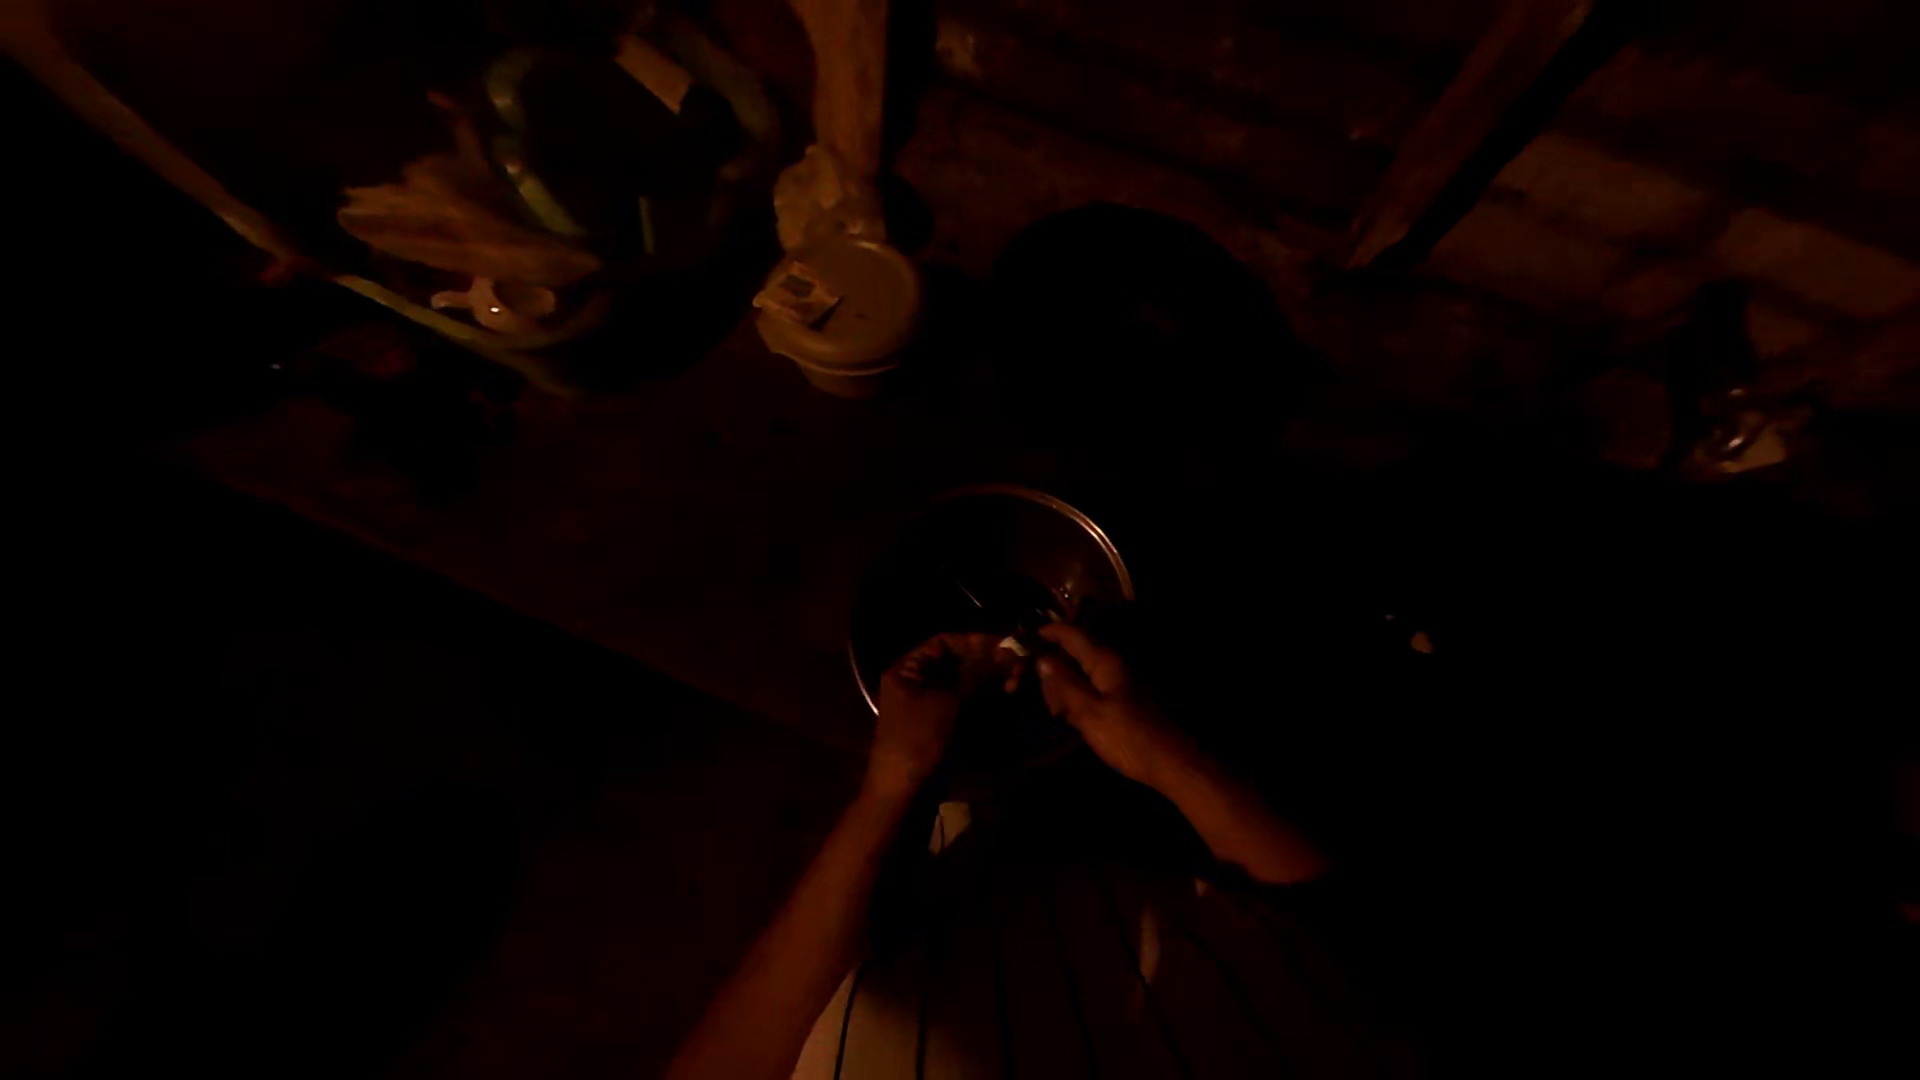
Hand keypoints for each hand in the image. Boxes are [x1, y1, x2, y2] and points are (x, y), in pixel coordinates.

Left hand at [870, 633, 1013, 795]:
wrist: (906, 791)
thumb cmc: (918, 739)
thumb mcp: (947, 702)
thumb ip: (977, 674)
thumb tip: (1007, 651)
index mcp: (908, 670)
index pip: (942, 642)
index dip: (972, 640)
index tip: (1002, 643)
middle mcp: (919, 682)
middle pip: (955, 660)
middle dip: (986, 659)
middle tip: (1016, 660)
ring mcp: (932, 703)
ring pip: (965, 680)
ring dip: (990, 676)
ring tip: (1016, 676)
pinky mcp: (946, 722)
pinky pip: (968, 699)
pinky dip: (986, 694)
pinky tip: (1007, 690)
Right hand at [1035, 624, 1190, 787]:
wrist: (1169, 763)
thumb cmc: (1127, 736)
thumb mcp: (1088, 711)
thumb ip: (1063, 684)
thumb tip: (1042, 660)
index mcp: (1104, 661)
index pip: (1072, 634)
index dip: (1049, 632)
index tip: (1028, 636)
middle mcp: (1111, 666)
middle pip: (1073, 654)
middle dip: (1051, 667)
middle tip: (1033, 689)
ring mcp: (1116, 683)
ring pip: (1080, 673)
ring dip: (1061, 686)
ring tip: (1053, 709)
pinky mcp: (1119, 701)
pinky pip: (1089, 689)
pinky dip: (1074, 697)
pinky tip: (1067, 716)